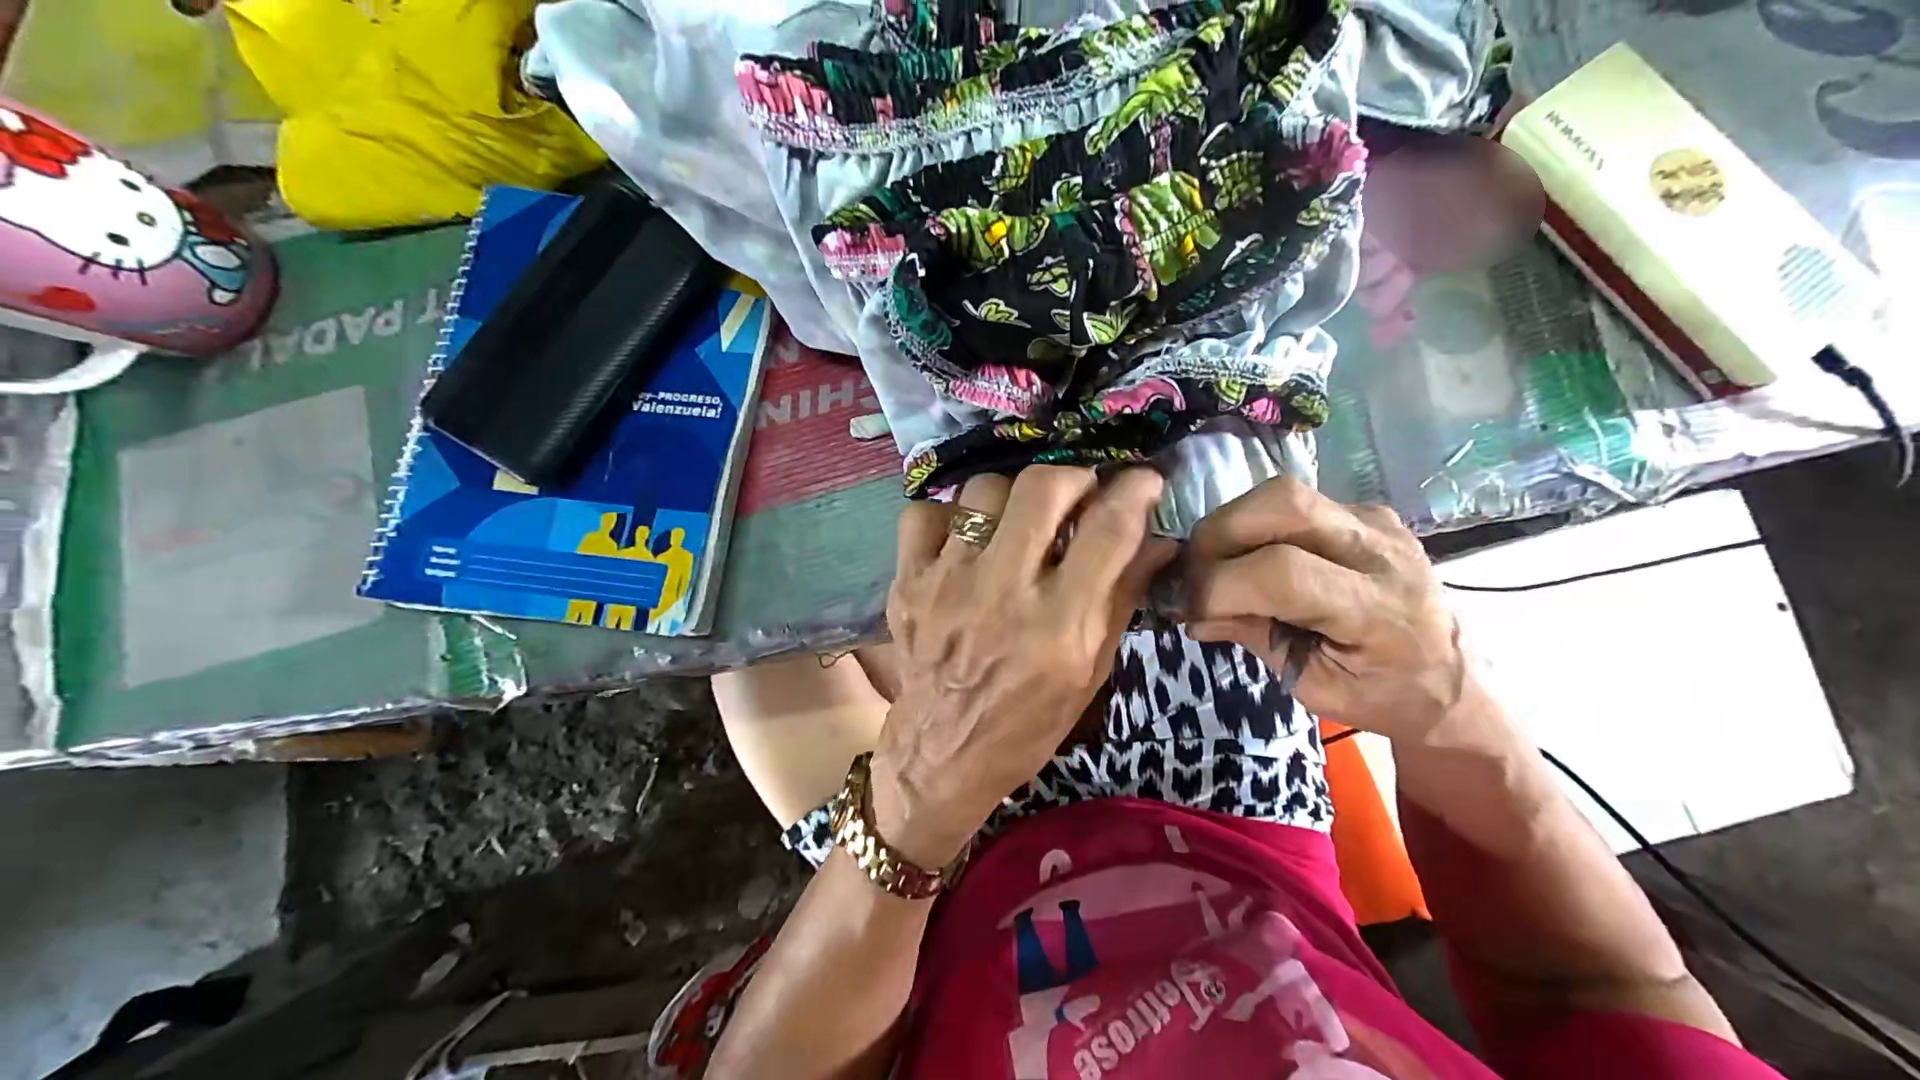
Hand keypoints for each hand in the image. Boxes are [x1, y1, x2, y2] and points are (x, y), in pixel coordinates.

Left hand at [870, 466, 1173, 867]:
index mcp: (1059, 624)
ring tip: (1019, 521)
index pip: (1108, 530)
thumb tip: (1159, 537)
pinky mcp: (907, 583)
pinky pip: (923, 514)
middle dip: (1073, 477)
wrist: (944, 752)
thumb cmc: (1029, 721)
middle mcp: (1002, 593)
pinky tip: (963, 541)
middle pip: (1041, 488)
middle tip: (1079, 493)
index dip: (1135, 490)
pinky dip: (948, 518)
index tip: (1142, 481)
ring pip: (983, 490)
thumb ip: (1122, 597)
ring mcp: (946, 582)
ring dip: (1012, 497)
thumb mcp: (1091, 670)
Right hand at [1183, 476, 1470, 741]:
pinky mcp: (1368, 511)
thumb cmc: (1385, 696)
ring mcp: (1378, 522)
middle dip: (1218, 535)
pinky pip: (1296, 502)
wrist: (1453, 678)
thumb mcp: (1315, 688)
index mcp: (1378, 610)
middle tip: (1192, 573)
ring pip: (1284, 493)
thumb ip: (1255, 639)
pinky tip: (1252, 556)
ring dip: (1232, 523)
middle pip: (1283, 505)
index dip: (1219, 585)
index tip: (1187, 609)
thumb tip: (1191, 612)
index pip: (1283, 574)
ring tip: (1215, 563)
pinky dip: (1258, 524)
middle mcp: (1381, 551)